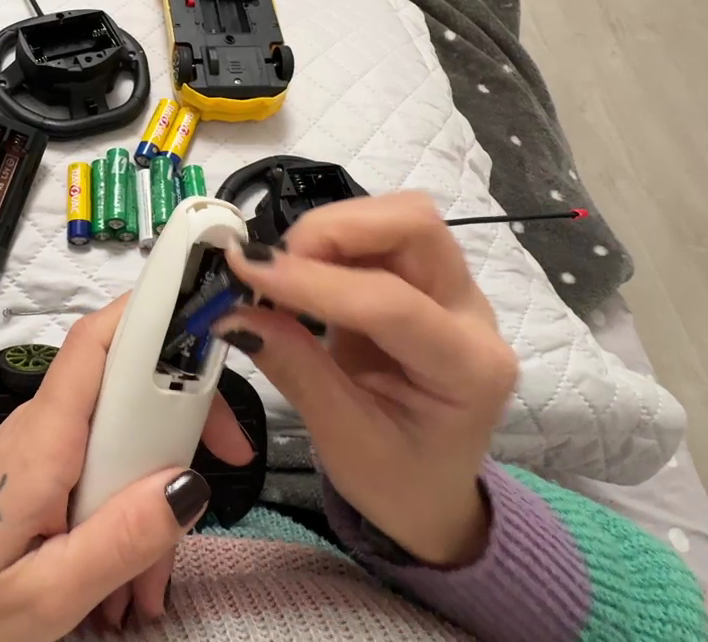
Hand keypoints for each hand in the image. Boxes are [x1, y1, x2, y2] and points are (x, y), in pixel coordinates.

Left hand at [0, 295, 256, 641]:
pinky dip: (122, 514)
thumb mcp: (45, 595)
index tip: (216, 337)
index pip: (100, 339)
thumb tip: (191, 482)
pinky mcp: (37, 472)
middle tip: (206, 504)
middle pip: (127, 390)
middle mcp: (43, 426)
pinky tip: (121, 581)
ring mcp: (40, 448)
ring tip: (145, 587)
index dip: (157, 317)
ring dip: (150, 496)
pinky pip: (97, 470)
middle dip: (176, 438)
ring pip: (119, 439)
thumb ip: (122, 539)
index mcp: (44, 438)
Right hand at [220, 191, 517, 565]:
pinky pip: (378, 230)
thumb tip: (235, 312)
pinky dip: (329, 238)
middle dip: (333, 229)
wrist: (428, 491)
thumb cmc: (395, 479)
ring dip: (329, 229)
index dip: (312, 279)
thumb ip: (293, 366)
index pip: (390, 302)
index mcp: (469, 370)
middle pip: (414, 225)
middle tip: (274, 265)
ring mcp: (452, 288)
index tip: (245, 269)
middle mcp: (472, 314)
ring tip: (283, 272)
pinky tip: (300, 272)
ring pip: (396, 216)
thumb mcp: (341, 437)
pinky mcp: (422, 277)